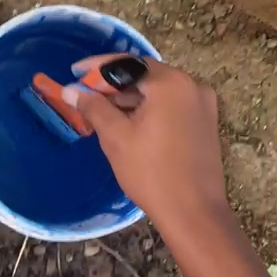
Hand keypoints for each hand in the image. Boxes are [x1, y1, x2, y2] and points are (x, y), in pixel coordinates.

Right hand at [63, 55, 228, 229]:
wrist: (195, 214)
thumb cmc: (152, 173)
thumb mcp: (116, 137)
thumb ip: (93, 107)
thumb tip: (71, 90)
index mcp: (170, 83)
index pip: (128, 62)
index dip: (98, 67)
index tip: (75, 72)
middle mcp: (191, 84)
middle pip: (144, 74)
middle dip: (113, 83)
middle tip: (86, 95)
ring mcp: (202, 103)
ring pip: (158, 90)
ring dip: (131, 97)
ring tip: (102, 111)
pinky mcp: (205, 121)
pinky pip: (171, 103)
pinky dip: (149, 107)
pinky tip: (129, 122)